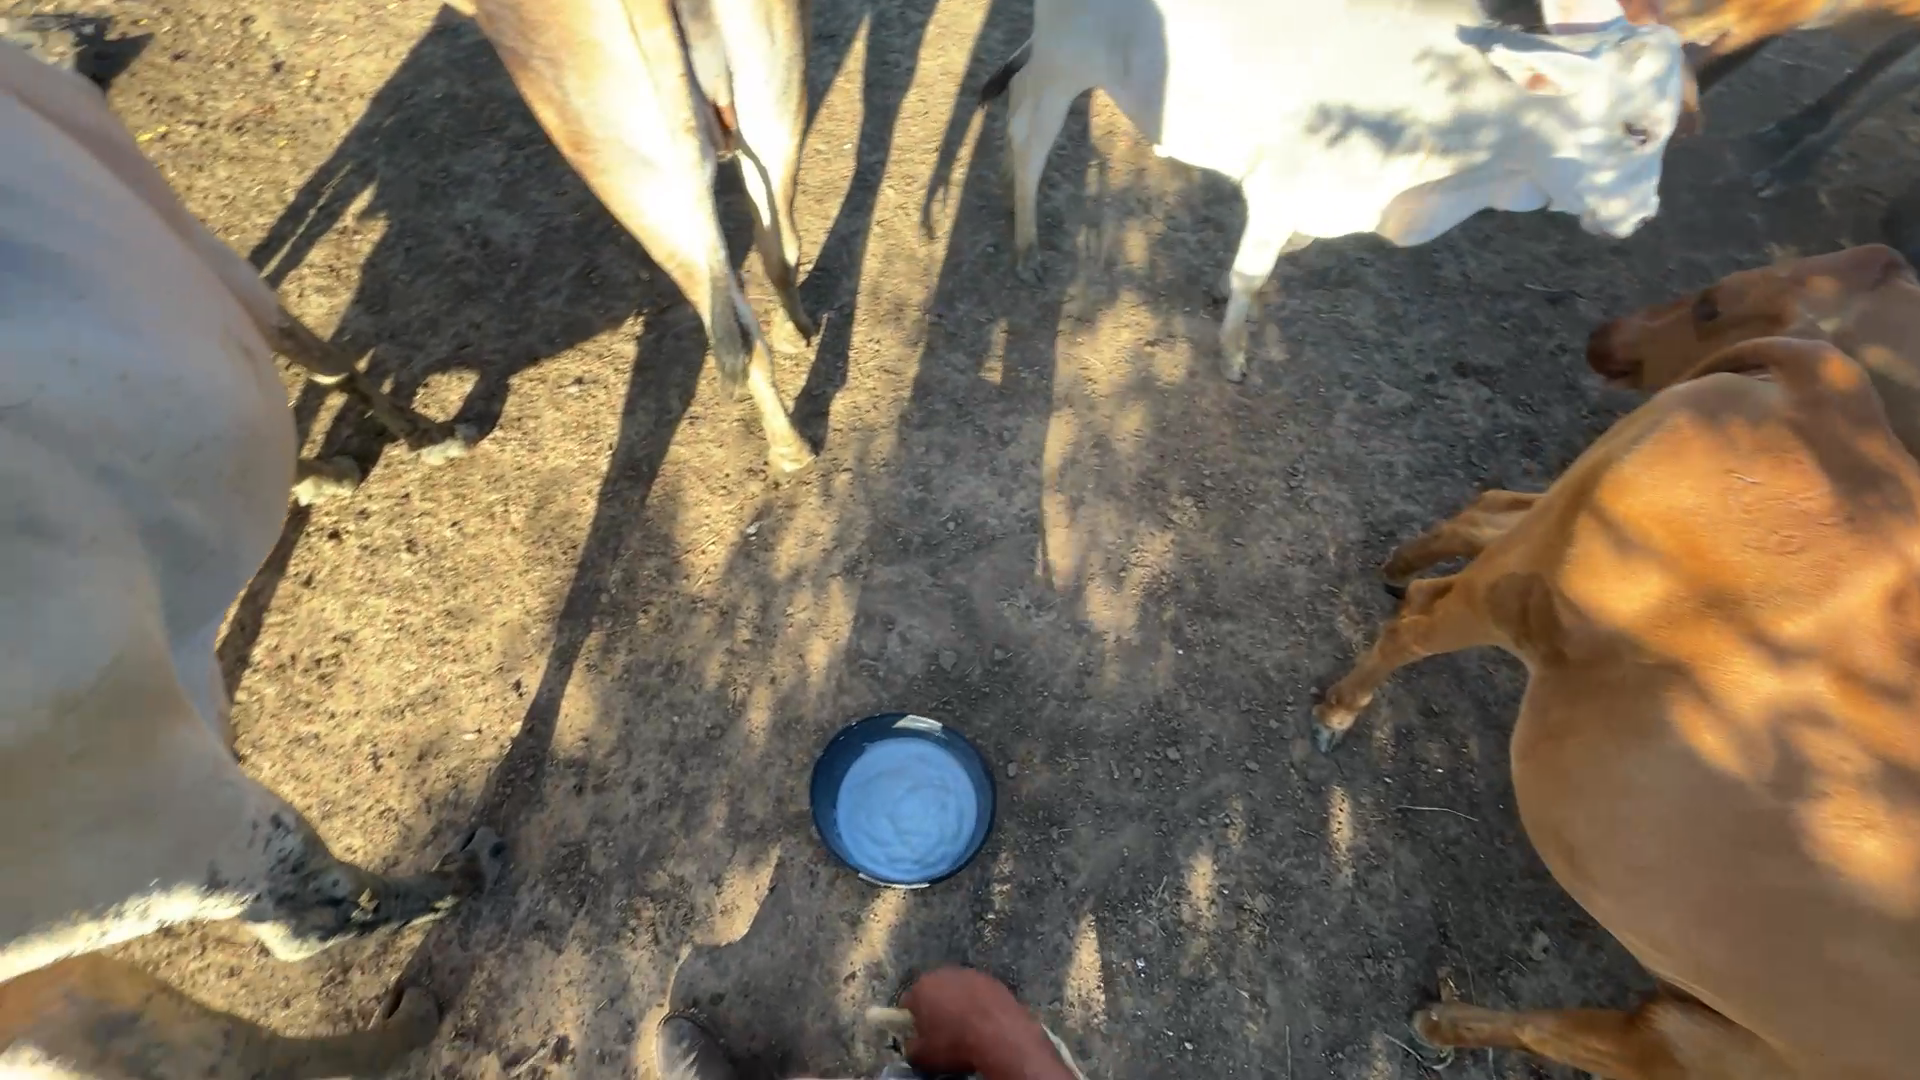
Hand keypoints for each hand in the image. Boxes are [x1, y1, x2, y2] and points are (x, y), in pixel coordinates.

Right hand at [899, 967, 1075, 1079]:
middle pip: (932, 989)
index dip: (910, 1018)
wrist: (998, 1033)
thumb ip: (911, 1047)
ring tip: (964, 1023)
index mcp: (922, 987)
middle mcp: (942, 972)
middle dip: (934, 1005)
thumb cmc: (954, 1044)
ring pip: (955, 987)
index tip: (918, 1032)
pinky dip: (976, 1001)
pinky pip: (976, 990)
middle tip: (941, 1028)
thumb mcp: (923, 1057)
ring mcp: (968, 972)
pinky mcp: (989, 977)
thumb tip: (913, 1042)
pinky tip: (982, 1019)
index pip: (907, 1001)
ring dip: (956, 1001)